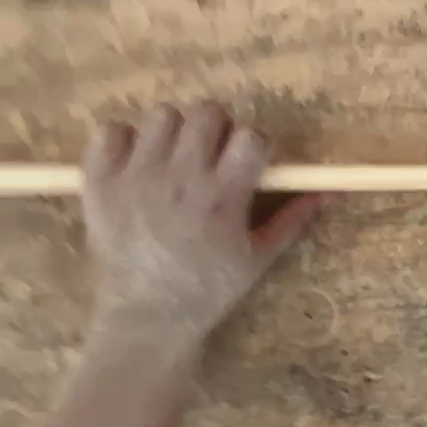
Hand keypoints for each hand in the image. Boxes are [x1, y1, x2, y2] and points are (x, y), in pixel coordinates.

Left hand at [81, 102, 324, 346]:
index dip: (254, 146)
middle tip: (213, 159)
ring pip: (162, 115)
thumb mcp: (258, 258)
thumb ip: (292, 220)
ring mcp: (136, 174)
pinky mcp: (100, 177)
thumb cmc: (210, 289)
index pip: (250, 137)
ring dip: (176, 132)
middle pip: (206, 112)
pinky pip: (112, 128)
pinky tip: (139, 167)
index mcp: (223, 197)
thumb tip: (326, 193)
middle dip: (217, 130)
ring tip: (175, 162)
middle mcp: (180, 177)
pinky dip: (128, 142)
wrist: (148, 314)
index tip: (250, 164)